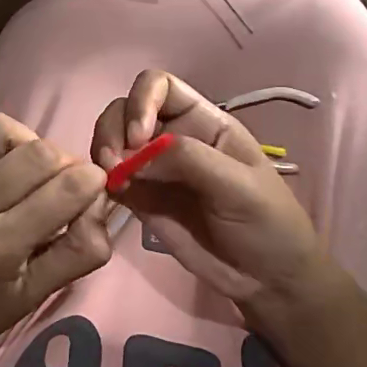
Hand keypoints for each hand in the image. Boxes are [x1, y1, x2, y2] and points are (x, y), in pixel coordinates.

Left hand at [0, 110, 113, 366]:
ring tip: (33, 172)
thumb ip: (79, 252)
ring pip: (0, 130)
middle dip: (67, 163)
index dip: (93, 183)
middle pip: (37, 153)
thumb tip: (101, 205)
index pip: (63, 191)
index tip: (97, 191)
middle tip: (68, 186)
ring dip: (29, 144)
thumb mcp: (39, 293)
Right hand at [93, 70, 337, 317]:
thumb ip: (190, 161)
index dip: (142, 100)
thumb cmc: (267, 223)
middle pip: (126, 109)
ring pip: (112, 141)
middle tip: (115, 163)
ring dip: (102, 152)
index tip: (139, 136)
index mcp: (204, 121)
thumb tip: (135, 152)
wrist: (266, 279)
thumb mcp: (240, 186)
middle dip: (114, 128)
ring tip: (110, 179)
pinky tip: (108, 195)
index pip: (160, 87)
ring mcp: (153, 169)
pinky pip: (109, 179)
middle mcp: (172, 137)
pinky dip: (100, 180)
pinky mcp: (140, 199)